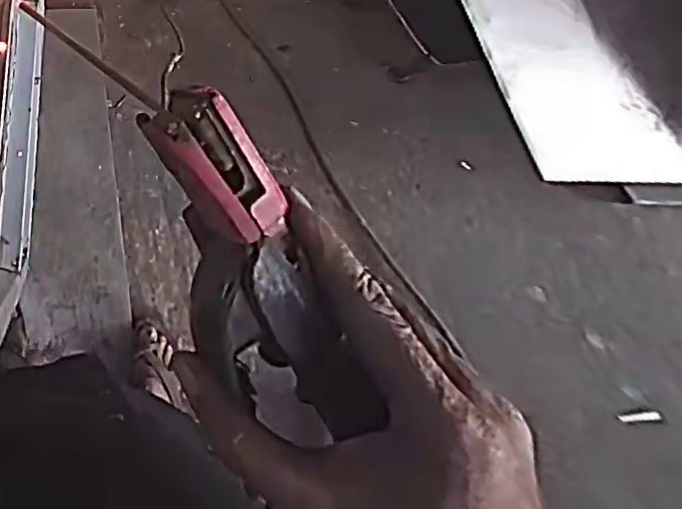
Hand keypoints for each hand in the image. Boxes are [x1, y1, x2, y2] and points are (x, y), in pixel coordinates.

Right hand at [173, 192, 541, 508]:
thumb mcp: (311, 503)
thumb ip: (238, 436)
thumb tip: (190, 372)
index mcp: (441, 417)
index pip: (365, 301)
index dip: (321, 245)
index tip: (290, 203)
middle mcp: (476, 403)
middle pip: (384, 306)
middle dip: (326, 272)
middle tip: (277, 242)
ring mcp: (490, 411)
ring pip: (404, 328)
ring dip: (348, 308)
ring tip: (298, 297)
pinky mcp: (487, 421)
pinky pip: (420, 356)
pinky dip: (372, 342)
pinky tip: (340, 353)